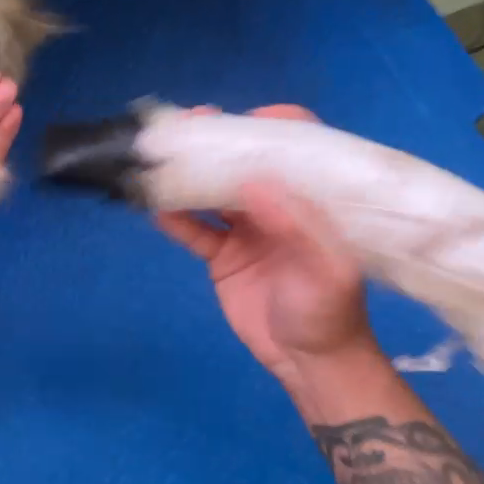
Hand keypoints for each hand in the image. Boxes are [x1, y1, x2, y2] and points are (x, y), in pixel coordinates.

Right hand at [154, 105, 375, 388]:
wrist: (309, 363)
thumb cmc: (329, 313)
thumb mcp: (327, 269)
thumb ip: (295, 225)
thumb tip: (253, 180)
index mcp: (313, 203)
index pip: (298, 151)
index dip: (275, 128)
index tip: (246, 119)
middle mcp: (279, 209)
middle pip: (246, 166)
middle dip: (219, 144)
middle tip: (189, 124)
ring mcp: (246, 232)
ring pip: (213, 194)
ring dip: (190, 177)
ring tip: (163, 158)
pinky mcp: (222, 257)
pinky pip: (194, 232)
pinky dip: (174, 220)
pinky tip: (154, 209)